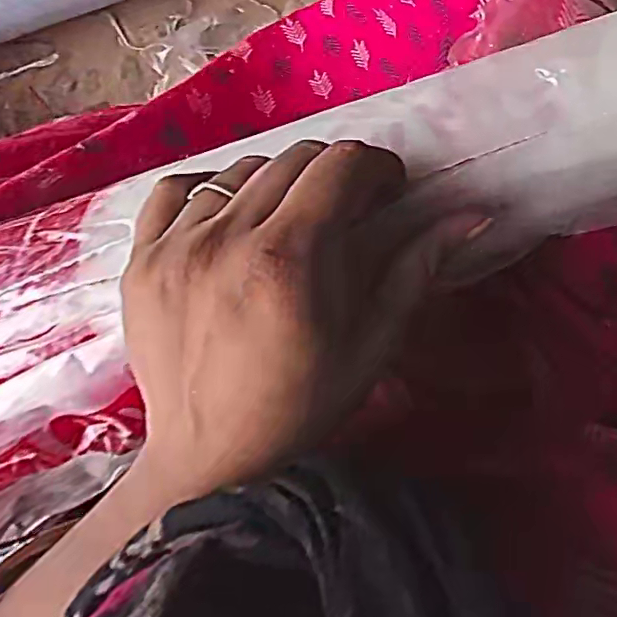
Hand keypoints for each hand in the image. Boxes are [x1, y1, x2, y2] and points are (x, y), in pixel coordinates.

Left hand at [120, 141, 486, 494]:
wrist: (209, 458)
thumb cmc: (305, 400)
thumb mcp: (377, 336)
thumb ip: (420, 264)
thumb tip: (474, 216)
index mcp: (292, 254)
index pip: (342, 163)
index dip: (379, 167)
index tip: (390, 193)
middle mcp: (229, 236)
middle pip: (297, 157)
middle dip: (339, 172)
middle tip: (352, 209)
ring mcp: (176, 245)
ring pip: (243, 168)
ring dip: (283, 181)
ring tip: (295, 218)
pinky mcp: (141, 260)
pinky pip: (177, 190)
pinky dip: (213, 189)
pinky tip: (232, 218)